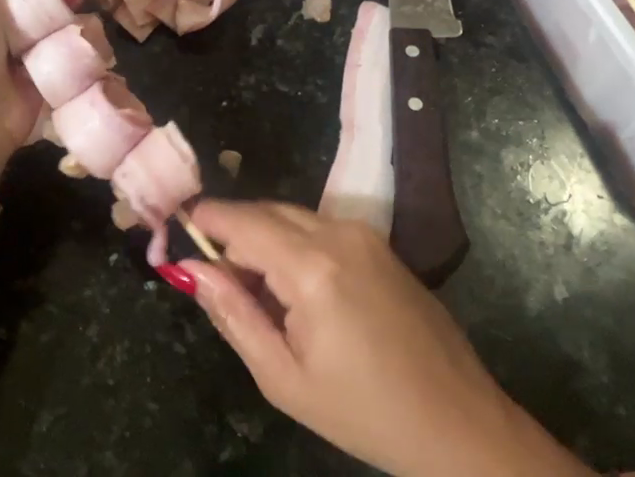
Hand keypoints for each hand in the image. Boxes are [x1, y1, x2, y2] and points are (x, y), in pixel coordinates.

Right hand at [182, 200, 591, 476]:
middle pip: (265, 211)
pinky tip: (296, 292)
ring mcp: (365, 235)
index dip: (204, 219)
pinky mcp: (381, 245)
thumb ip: (232, 314)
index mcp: (312, 267)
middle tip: (216, 278)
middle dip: (233, 234)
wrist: (458, 423)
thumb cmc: (364, 411)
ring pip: (293, 216)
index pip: (240, 221)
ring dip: (264, 240)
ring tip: (258, 294)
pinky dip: (294, 244)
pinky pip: (321, 228)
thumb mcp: (282, 376)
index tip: (175, 223)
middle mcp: (339, 234)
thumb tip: (193, 267)